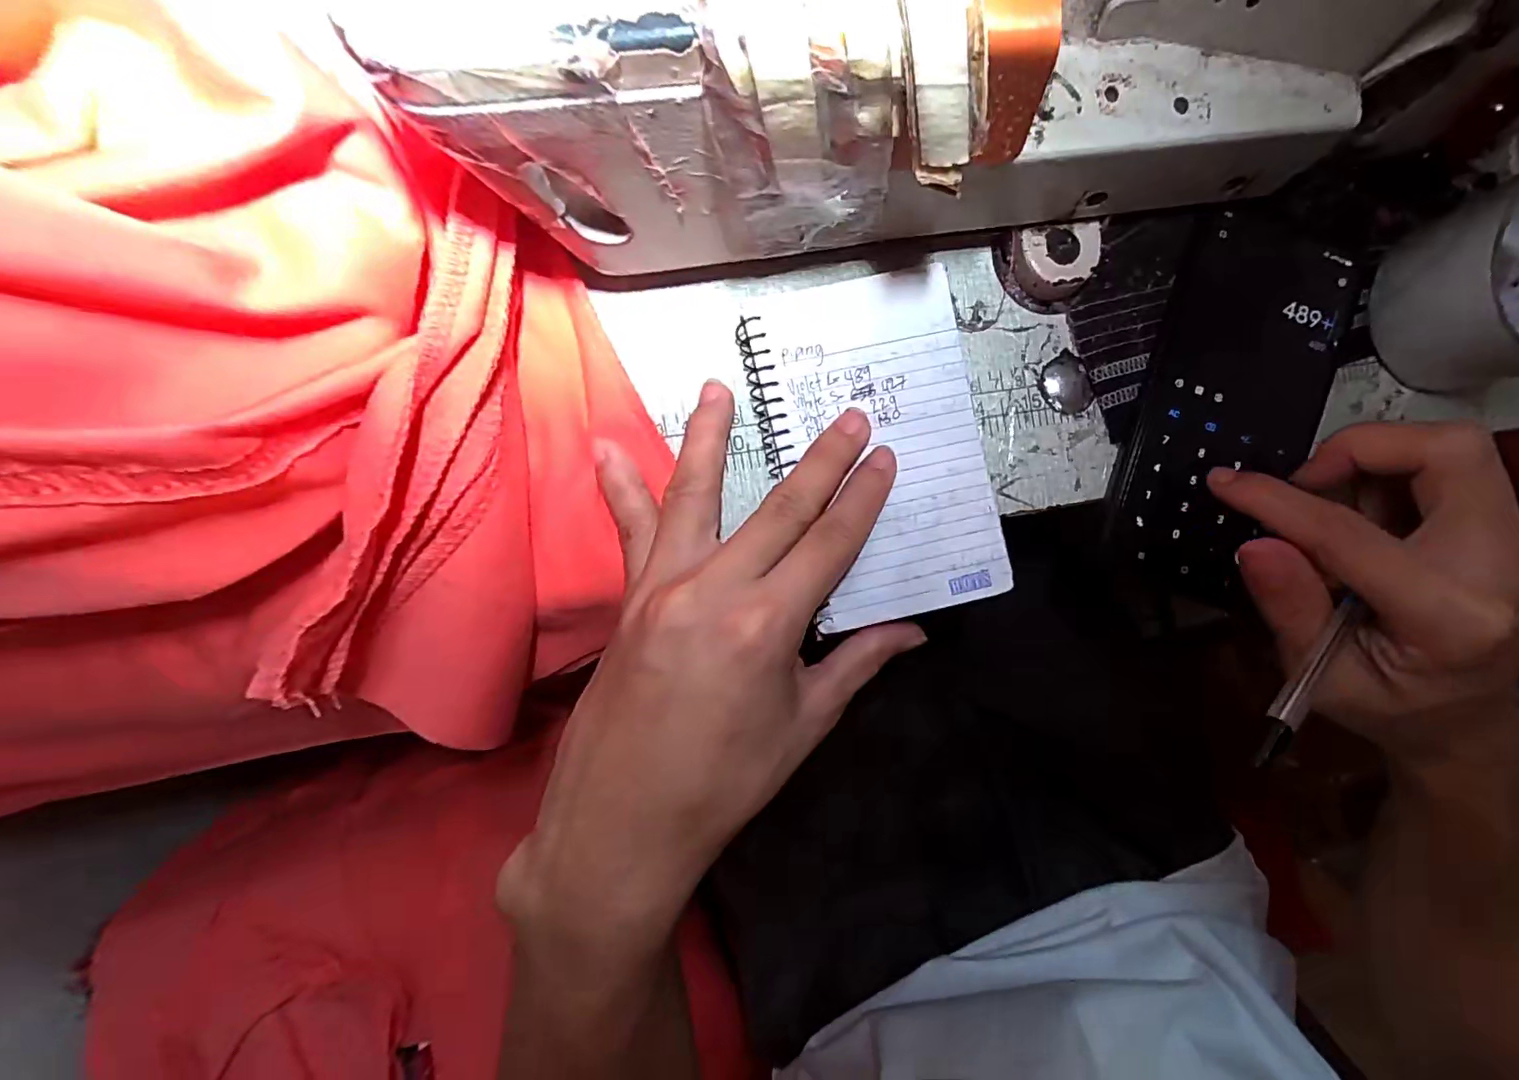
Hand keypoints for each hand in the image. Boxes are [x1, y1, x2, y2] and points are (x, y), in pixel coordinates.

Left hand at [498, 381, 924, 937]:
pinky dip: (620, 489)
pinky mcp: (631, 601)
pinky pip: (631, 534)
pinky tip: (605, 449)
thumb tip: (913, 632)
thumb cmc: (727, 781)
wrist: (622, 826)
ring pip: (695, 497)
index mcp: (768, 625)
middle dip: (822, 460)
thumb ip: (857, 662)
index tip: (883, 458)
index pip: (830, 544)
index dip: (862, 498)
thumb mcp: (805, 723)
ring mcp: (664, 589)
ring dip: (710, 439)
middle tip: (849, 418)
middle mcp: (714, 591)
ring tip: (718, 389)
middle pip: (780, 509)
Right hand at [1208, 422, 1518, 774]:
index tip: (1226, 483)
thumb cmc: (1389, 710)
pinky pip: (1450, 466)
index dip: (1279, 502)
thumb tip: (1254, 544)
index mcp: (1448, 618)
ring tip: (1335, 510)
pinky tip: (1366, 517)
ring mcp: (1515, 541)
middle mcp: (1502, 566)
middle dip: (1359, 448)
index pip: (1352, 535)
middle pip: (1447, 450)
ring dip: (1374, 462)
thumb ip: (1290, 609)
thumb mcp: (1319, 676)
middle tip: (1307, 485)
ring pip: (1450, 446)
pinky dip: (1393, 472)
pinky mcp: (1507, 527)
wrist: (1464, 724)